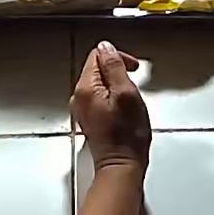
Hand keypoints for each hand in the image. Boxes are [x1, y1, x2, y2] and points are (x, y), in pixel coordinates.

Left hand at [72, 41, 150, 172]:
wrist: (121, 166)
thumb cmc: (127, 134)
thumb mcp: (126, 93)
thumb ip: (114, 67)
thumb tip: (105, 47)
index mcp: (85, 88)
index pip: (97, 55)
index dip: (117, 57)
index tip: (133, 68)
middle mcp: (79, 96)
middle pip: (96, 68)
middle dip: (117, 69)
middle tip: (134, 83)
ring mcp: (83, 108)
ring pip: (99, 82)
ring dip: (116, 83)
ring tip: (131, 97)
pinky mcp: (90, 118)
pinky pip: (100, 96)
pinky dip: (113, 95)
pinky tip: (124, 107)